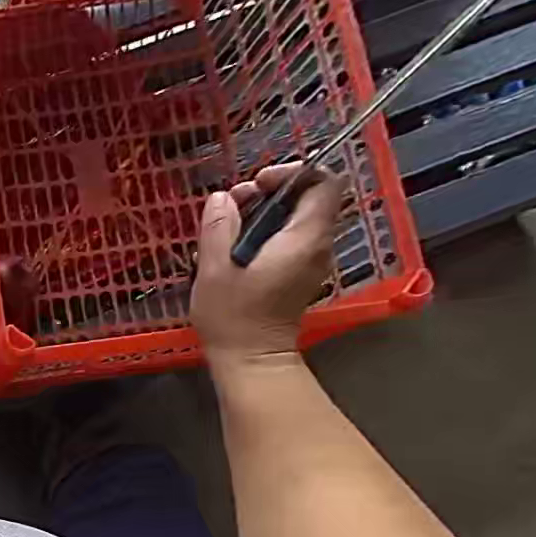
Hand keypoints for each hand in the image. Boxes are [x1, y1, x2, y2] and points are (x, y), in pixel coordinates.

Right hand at [191, 164, 346, 368]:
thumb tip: (223, 198)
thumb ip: (219, 227)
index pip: (322, 182)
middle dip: (269, 194)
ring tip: (229, 230)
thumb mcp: (213, 270)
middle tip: (232, 209)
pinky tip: (237, 250)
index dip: (291, 173)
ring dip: (264, 216)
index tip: (255, 185)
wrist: (251, 364)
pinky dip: (267, 235)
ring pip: (297, 220)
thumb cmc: (233, 319)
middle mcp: (317, 248)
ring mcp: (312, 264)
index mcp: (303, 239)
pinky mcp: (300, 277)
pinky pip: (291, 241)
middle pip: (308, 199)